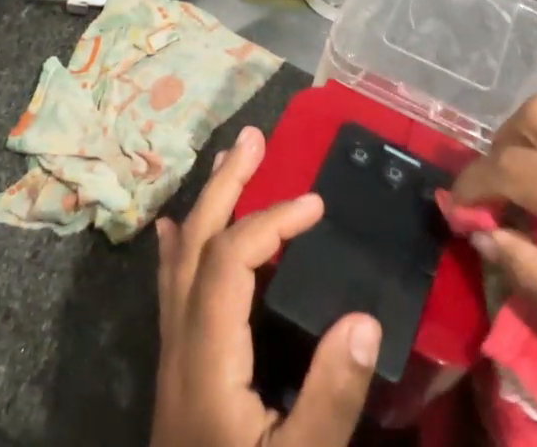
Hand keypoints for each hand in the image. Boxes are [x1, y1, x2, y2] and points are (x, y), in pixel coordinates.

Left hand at [151, 125, 381, 446]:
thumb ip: (331, 396)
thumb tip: (364, 316)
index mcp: (208, 359)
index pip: (229, 263)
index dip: (270, 222)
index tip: (316, 204)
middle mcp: (181, 343)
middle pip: (196, 245)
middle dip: (225, 187)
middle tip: (254, 139)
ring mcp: (174, 355)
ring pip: (180, 260)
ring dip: (206, 205)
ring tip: (228, 162)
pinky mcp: (178, 368)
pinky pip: (172, 288)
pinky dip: (178, 248)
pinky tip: (174, 229)